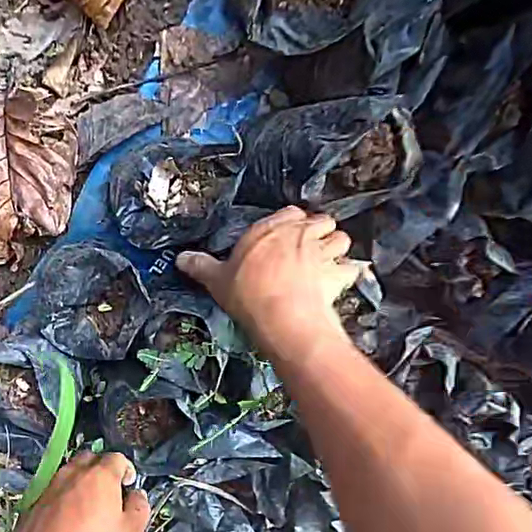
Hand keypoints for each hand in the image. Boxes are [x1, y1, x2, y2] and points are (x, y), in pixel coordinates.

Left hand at [0, 452, 150, 531]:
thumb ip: (138, 509)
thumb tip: (136, 494)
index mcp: (98, 477)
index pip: (116, 458)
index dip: (126, 469)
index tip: (129, 485)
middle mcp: (70, 475)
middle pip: (88, 460)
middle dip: (101, 470)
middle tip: (110, 495)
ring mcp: (47, 490)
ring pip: (67, 476)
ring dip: (80, 485)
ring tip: (88, 512)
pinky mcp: (30, 507)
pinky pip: (52, 495)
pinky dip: (63, 501)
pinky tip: (66, 527)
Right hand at [176, 206, 362, 360]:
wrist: (282, 317)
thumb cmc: (248, 294)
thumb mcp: (217, 280)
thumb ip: (201, 266)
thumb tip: (181, 258)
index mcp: (270, 228)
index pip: (289, 213)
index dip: (289, 224)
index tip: (282, 237)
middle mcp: (300, 234)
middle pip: (320, 221)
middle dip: (317, 232)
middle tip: (305, 249)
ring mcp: (323, 252)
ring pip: (341, 239)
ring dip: (335, 248)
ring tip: (325, 261)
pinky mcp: (338, 274)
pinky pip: (351, 268)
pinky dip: (347, 273)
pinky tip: (338, 281)